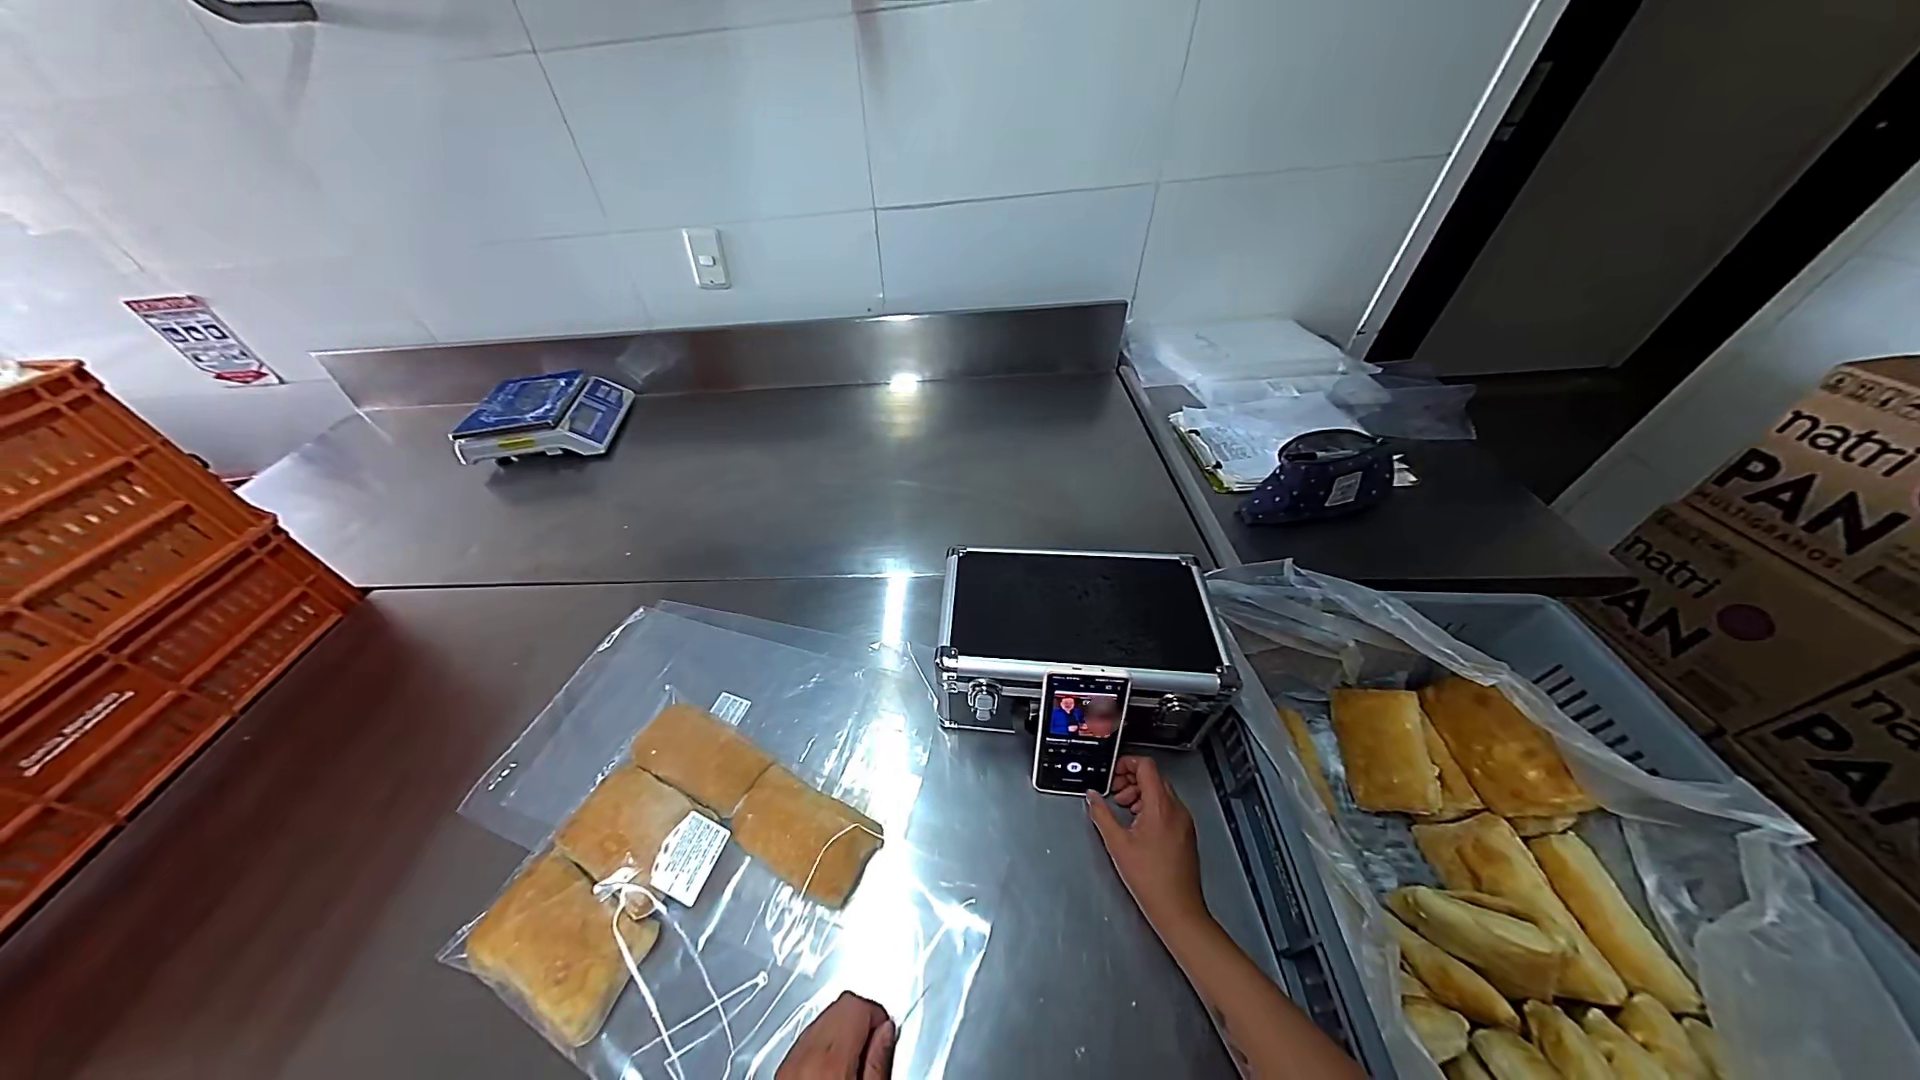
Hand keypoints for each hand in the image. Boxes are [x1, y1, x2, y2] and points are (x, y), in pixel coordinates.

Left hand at [777, 991, 895, 1079]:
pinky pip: (804, 1042)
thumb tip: (887, 1029)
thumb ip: (878, 1061)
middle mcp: (805, 1054)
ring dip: (840, 1030)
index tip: (885, 1032)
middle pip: (837, 1006)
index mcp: (831, 1058)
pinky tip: (831, 1069)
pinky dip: (820, 1045)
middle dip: (859, 1018)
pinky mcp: (780, 1071)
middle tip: (873, 1045)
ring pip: (820, 1021)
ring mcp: (788, 1062)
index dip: (876, 1014)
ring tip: (854, 1059)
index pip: (856, 1004)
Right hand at [1087, 756, 1206, 931]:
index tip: (1113, 773)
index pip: (1146, 766)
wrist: (1177, 908)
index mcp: (1160, 806)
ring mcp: (1184, 821)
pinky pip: (1168, 807)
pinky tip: (1137, 823)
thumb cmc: (1151, 879)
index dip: (1127, 763)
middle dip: (1130, 780)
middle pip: (1153, 776)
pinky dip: (1151, 806)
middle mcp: (1176, 809)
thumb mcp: (1117, 843)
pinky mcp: (1185, 832)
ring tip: (1124, 809)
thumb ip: (1101, 814)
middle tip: (1115, 793)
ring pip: (1161, 791)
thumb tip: (1092, 797)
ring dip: (1140, 793)